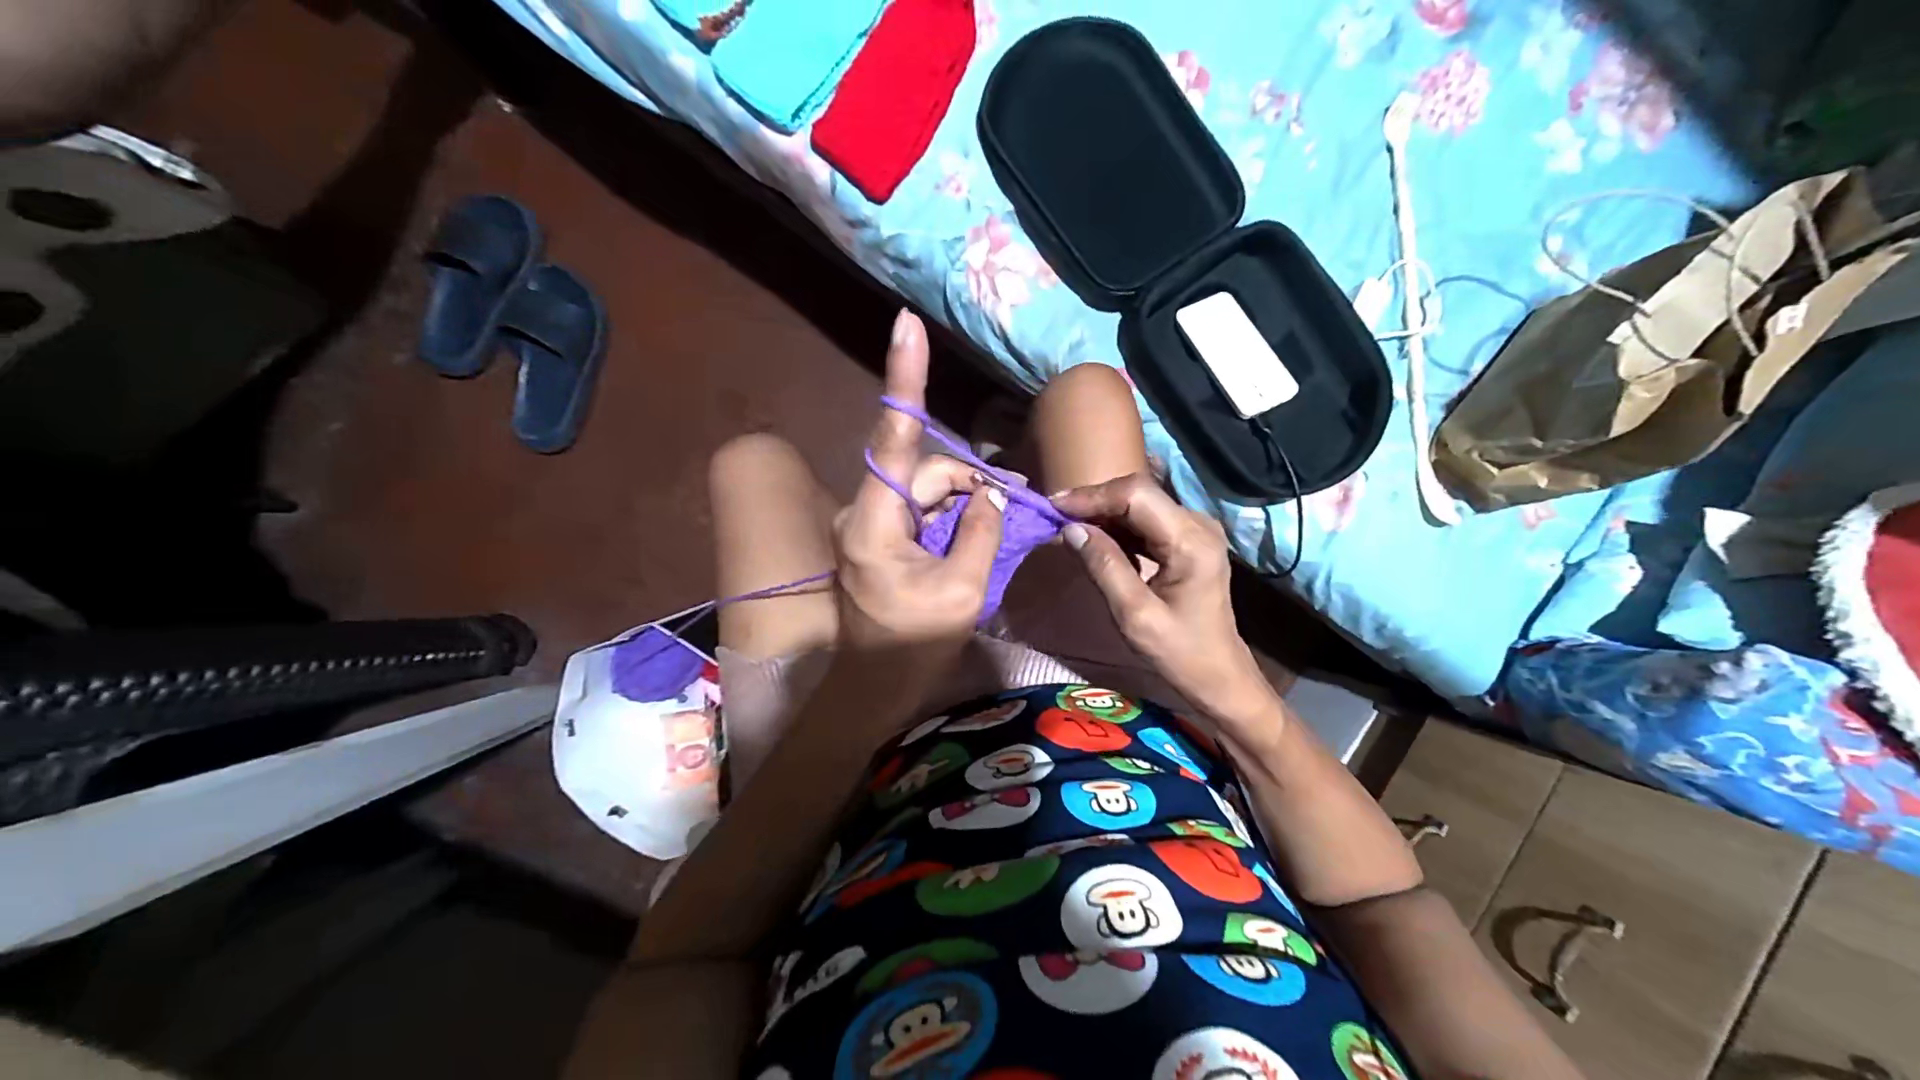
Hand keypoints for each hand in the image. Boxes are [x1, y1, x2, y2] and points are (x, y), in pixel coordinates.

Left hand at [831, 311, 1004, 660]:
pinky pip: (917, 507)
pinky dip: (946, 516)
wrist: (875, 683)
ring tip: (985, 536)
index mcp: (874, 523)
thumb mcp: (962, 590)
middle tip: (1008, 509)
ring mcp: (865, 521)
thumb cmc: (915, 644)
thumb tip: (989, 492)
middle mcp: (862, 510)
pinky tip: (964, 541)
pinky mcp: (873, 532)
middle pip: (923, 471)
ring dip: (959, 504)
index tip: (906, 324)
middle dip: (966, 486)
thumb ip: (980, 530)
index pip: (893, 438)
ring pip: (924, 489)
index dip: (904, 378)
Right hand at [1052, 474, 1279, 728]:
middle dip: (1094, 501)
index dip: (1093, 496)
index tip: (1055, 507)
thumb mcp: (1134, 615)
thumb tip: (1070, 529)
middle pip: (1138, 492)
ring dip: (1102, 512)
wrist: (1218, 675)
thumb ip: (1104, 567)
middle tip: (1055, 516)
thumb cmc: (1179, 652)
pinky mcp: (1186, 538)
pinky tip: (1093, 537)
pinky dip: (1116, 524)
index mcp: (1191, 541)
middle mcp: (1198, 524)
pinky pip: (1145, 519)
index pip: (1137, 495)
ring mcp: (1195, 529)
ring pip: (1139, 502)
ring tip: (1067, 525)